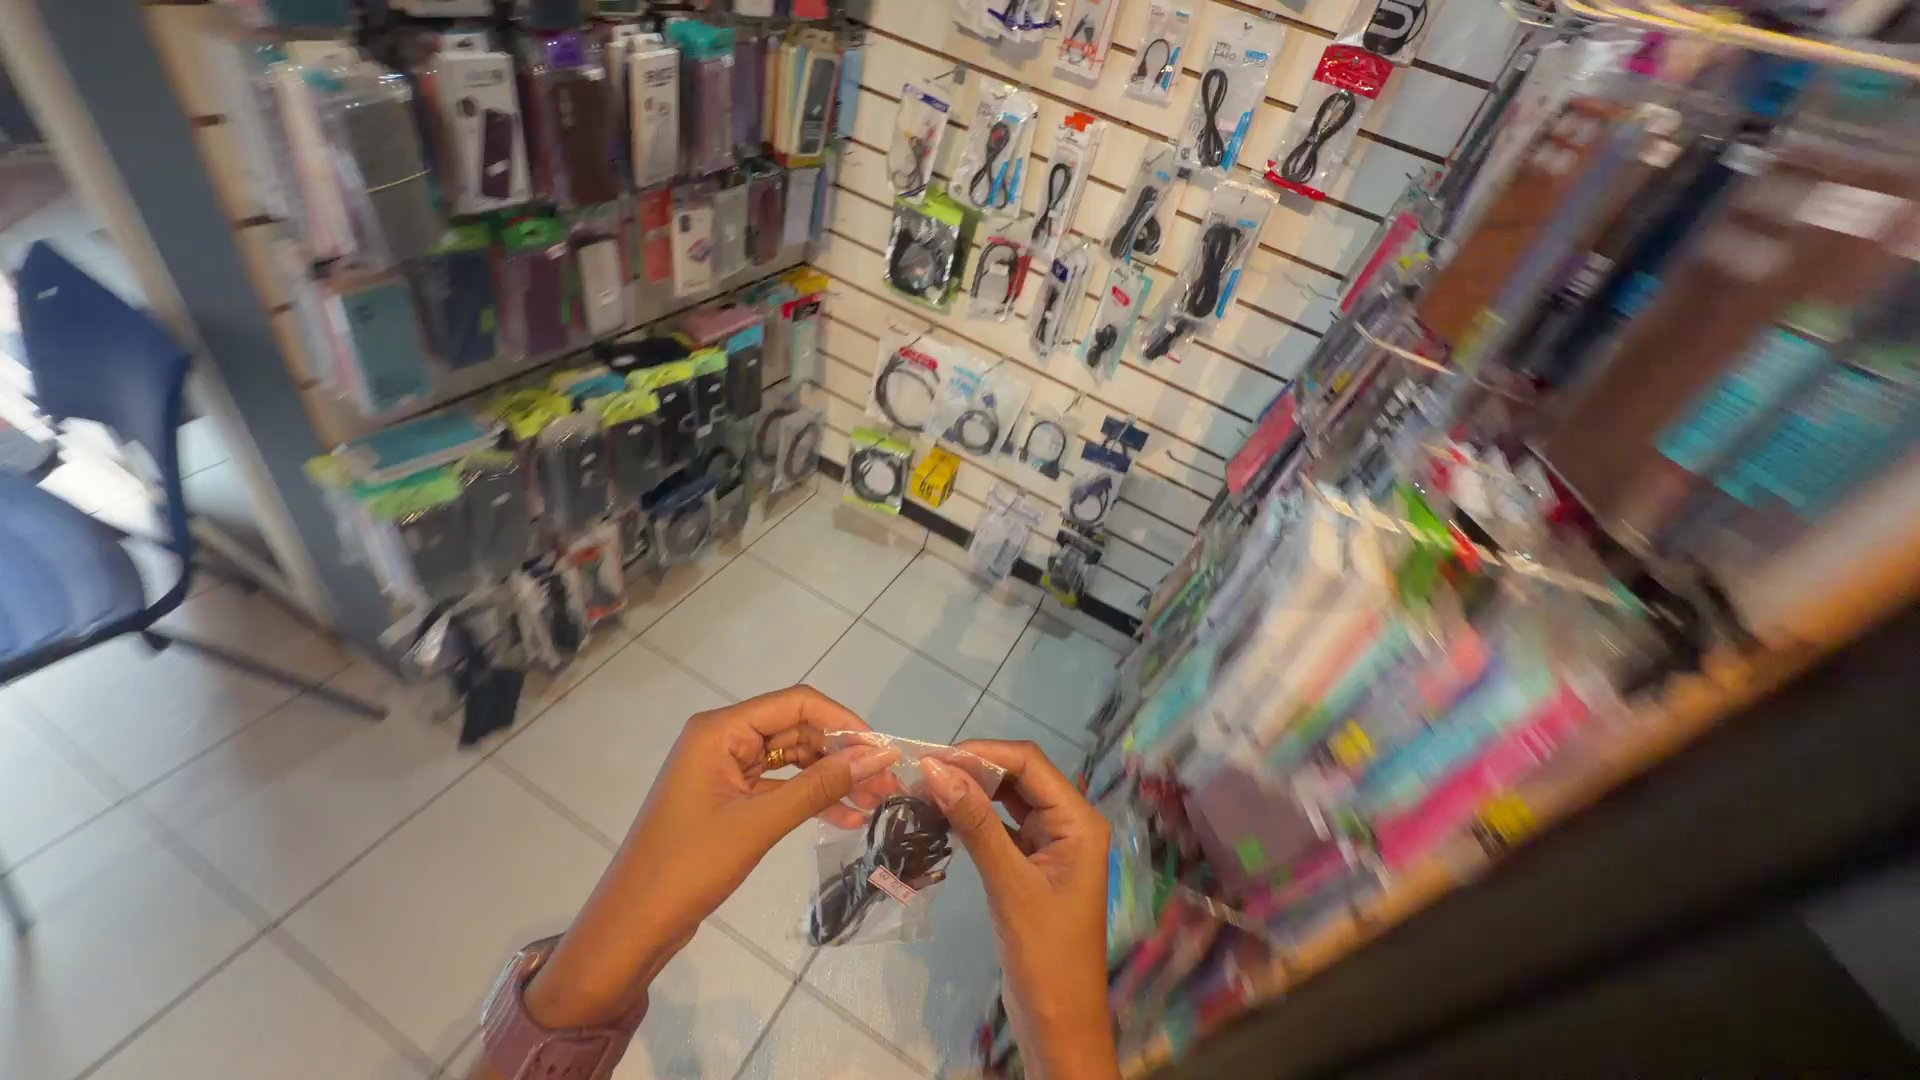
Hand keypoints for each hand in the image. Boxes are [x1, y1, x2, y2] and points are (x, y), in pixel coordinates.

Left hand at [523, 686, 898, 1028]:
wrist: (631, 927)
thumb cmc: (689, 867)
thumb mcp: (760, 823)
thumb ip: (821, 785)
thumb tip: (878, 756)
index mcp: (721, 729)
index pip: (797, 703)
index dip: (844, 722)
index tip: (882, 750)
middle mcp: (723, 737)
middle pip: (797, 728)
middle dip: (842, 754)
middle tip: (885, 784)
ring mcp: (725, 767)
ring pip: (792, 757)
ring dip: (831, 777)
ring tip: (873, 804)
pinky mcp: (729, 795)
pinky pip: (779, 783)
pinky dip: (810, 797)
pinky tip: (844, 817)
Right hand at [921, 742, 1117, 1079]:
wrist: (1059, 1021)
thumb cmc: (1044, 952)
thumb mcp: (1009, 883)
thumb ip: (975, 822)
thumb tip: (935, 770)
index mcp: (1079, 820)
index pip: (1029, 763)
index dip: (982, 753)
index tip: (933, 758)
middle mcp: (1070, 822)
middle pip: (1020, 775)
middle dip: (975, 768)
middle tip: (924, 773)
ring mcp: (1053, 842)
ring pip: (1011, 798)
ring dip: (973, 790)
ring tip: (928, 788)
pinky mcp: (1035, 862)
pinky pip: (1005, 824)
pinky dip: (977, 817)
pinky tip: (946, 816)